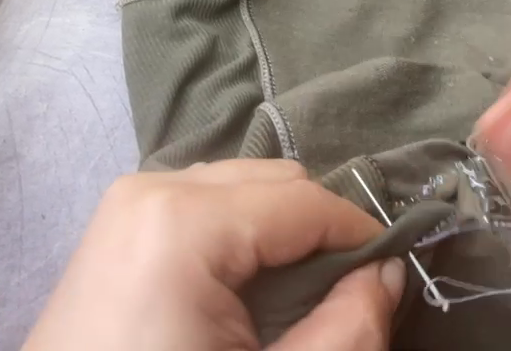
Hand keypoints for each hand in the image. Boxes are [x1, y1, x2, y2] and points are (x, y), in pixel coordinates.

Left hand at [23, 159, 405, 350]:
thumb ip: (344, 331)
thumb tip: (387, 274)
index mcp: (184, 222)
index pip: (303, 201)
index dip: (359, 234)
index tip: (391, 275)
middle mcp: (153, 185)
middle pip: (272, 180)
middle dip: (316, 231)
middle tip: (339, 298)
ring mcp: (129, 196)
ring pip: (240, 184)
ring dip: (277, 230)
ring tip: (288, 301)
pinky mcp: (119, 217)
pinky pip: (203, 199)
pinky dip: (237, 231)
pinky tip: (238, 289)